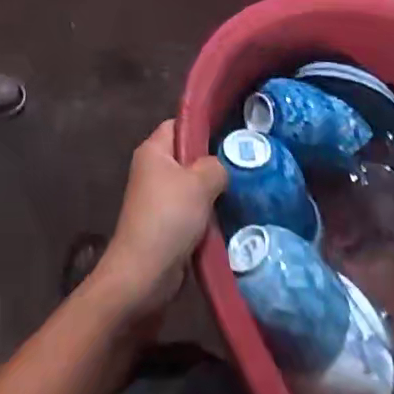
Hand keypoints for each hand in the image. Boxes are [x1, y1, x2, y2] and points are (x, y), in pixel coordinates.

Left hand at [91, 121, 229, 317]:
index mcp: (152, 151)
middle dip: (213, 162)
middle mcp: (152, 169)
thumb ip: (214, 166)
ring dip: (214, 191)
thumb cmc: (169, 216)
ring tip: (247, 192)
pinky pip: (192, 209)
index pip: (176, 126)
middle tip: (247, 166)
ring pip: (192, 185)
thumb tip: (219, 165)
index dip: (201, 127)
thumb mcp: (198, 183)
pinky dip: (209, 213)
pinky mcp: (167, 221)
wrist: (146, 268)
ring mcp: (158, 196)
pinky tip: (233, 217)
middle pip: (187, 156)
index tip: (232, 133)